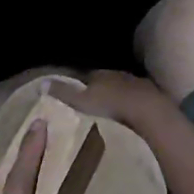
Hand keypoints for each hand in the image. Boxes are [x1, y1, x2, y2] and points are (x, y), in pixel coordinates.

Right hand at [56, 70, 170, 130]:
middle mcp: (117, 75)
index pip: (87, 77)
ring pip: (122, 90)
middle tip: (93, 107)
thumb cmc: (111, 104)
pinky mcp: (151, 97)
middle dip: (101, 92)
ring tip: (111, 115)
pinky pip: (137, 100)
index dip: (81, 86)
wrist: (148, 110)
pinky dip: (132, 107)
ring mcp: (136, 84)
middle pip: (106, 83)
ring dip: (118, 99)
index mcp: (100, 74)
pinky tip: (130, 119)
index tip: (77, 97)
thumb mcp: (82, 100)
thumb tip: (41, 83)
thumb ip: (63, 93)